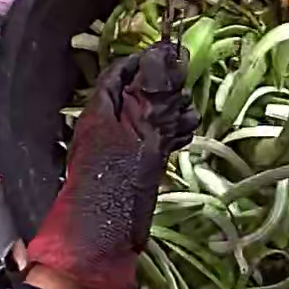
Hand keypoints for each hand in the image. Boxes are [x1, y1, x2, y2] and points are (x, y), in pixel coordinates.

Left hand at [26, 42, 198, 288]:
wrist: (104, 236)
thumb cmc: (116, 181)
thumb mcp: (139, 130)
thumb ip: (153, 92)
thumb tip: (167, 52)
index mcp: (100, 111)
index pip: (120, 72)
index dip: (146, 63)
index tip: (175, 62)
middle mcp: (109, 124)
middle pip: (139, 93)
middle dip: (165, 92)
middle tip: (185, 97)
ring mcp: (123, 145)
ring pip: (151, 117)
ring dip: (172, 115)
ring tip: (188, 120)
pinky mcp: (134, 165)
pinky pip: (154, 139)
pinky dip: (170, 136)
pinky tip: (184, 137)